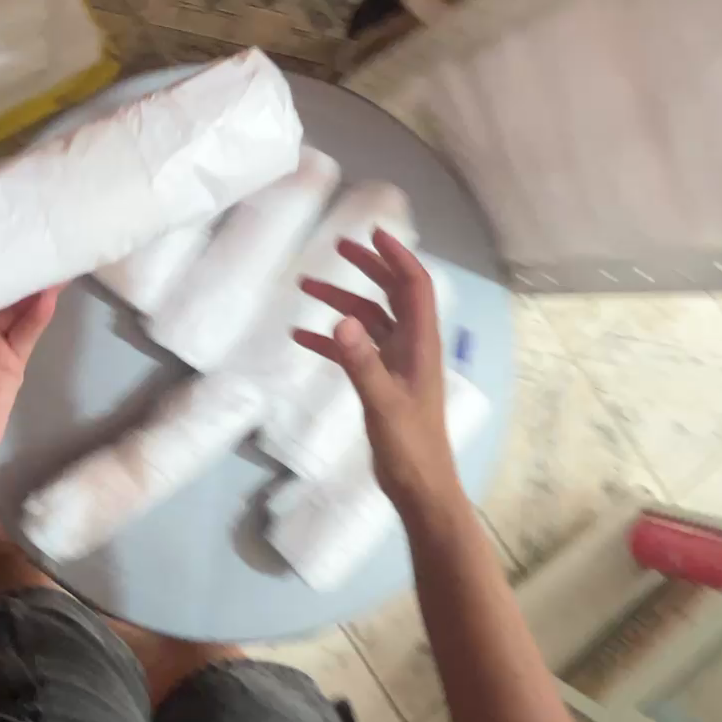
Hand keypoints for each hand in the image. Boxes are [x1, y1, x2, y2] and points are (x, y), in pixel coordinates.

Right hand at [293, 230, 460, 512]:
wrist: (419, 488)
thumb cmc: (410, 446)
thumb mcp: (383, 403)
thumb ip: (361, 362)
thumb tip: (340, 318)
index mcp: (421, 344)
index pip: (414, 287)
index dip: (397, 257)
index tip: (373, 233)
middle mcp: (411, 346)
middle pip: (392, 294)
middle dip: (368, 268)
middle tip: (338, 247)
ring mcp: (395, 364)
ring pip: (368, 320)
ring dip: (340, 302)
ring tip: (305, 287)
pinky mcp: (380, 382)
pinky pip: (353, 350)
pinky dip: (329, 341)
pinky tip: (300, 338)